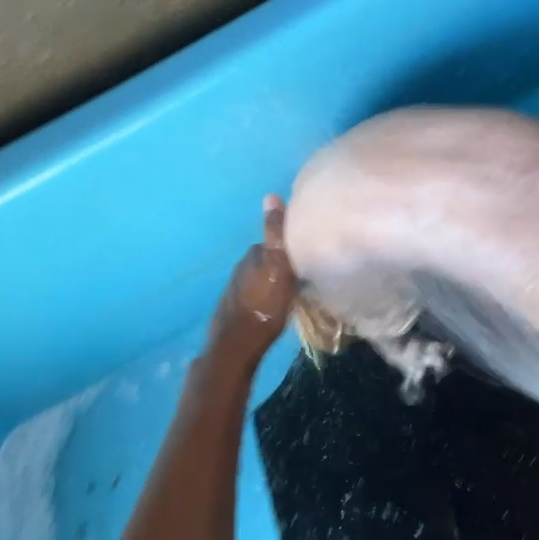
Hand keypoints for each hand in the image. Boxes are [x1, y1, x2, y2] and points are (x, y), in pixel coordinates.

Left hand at [207, 194, 297, 363]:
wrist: (236, 345)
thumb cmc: (264, 304)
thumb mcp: (278, 265)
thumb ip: (275, 233)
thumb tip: (270, 194)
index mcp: (253, 254)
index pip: (274, 242)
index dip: (289, 247)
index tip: (305, 254)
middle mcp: (241, 267)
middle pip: (266, 260)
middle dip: (280, 265)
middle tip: (301, 274)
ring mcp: (234, 289)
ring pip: (259, 278)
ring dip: (271, 282)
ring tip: (290, 292)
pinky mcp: (233, 308)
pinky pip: (253, 295)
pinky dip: (263, 297)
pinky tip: (272, 308)